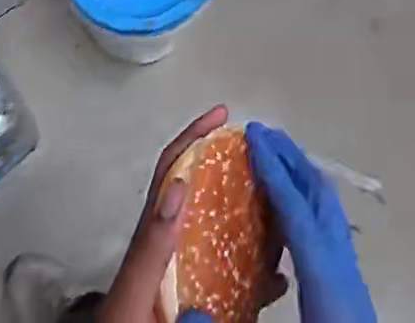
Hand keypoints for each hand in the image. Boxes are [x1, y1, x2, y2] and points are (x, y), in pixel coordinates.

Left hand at [99, 106, 285, 322]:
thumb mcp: (132, 296)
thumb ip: (153, 247)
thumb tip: (179, 190)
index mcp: (153, 235)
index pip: (172, 173)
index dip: (193, 138)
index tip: (222, 115)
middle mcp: (172, 246)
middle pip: (203, 194)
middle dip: (234, 172)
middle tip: (269, 162)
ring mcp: (186, 273)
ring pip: (224, 231)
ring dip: (253, 217)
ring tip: (283, 210)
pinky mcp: (199, 300)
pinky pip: (234, 277)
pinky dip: (257, 271)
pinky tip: (279, 276)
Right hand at [246, 123, 375, 322]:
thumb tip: (187, 313)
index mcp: (325, 280)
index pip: (298, 211)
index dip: (274, 170)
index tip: (253, 136)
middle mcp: (342, 267)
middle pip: (320, 198)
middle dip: (292, 159)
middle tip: (262, 134)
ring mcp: (350, 276)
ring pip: (328, 212)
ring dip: (300, 178)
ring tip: (271, 161)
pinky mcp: (349, 289)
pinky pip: (327, 230)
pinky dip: (306, 205)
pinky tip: (285, 217)